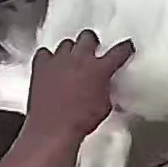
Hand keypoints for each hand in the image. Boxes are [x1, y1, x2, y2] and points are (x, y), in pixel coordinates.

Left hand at [20, 30, 133, 152]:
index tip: (125, 48)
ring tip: (71, 61)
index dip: (125, 48)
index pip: (119, 51)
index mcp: (100, 69)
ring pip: (66, 43)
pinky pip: (44, 53)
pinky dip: (48, 57)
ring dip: (71, 50)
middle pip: (88, 36)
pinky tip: (52, 65)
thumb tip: (106, 88)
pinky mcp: (41, 67)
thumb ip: (107, 89)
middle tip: (93, 51)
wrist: (53, 130)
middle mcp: (80, 59)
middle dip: (92, 43)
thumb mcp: (105, 106)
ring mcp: (59, 61)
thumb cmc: (79, 121)